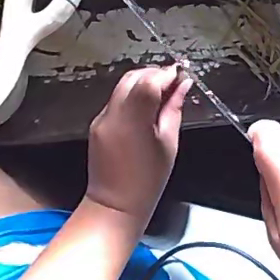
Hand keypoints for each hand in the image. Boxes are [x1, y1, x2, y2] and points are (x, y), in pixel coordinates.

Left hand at [85, 66, 189, 221]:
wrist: (115, 205)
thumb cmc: (147, 180)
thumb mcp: (169, 143)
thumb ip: (174, 109)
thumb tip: (183, 86)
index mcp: (133, 121)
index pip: (149, 82)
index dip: (166, 74)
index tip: (180, 75)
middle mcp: (113, 115)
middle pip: (132, 78)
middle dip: (154, 74)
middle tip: (173, 82)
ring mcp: (101, 119)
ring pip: (123, 86)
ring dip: (143, 83)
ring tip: (162, 94)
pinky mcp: (97, 124)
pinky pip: (116, 101)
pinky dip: (132, 96)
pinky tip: (146, 108)